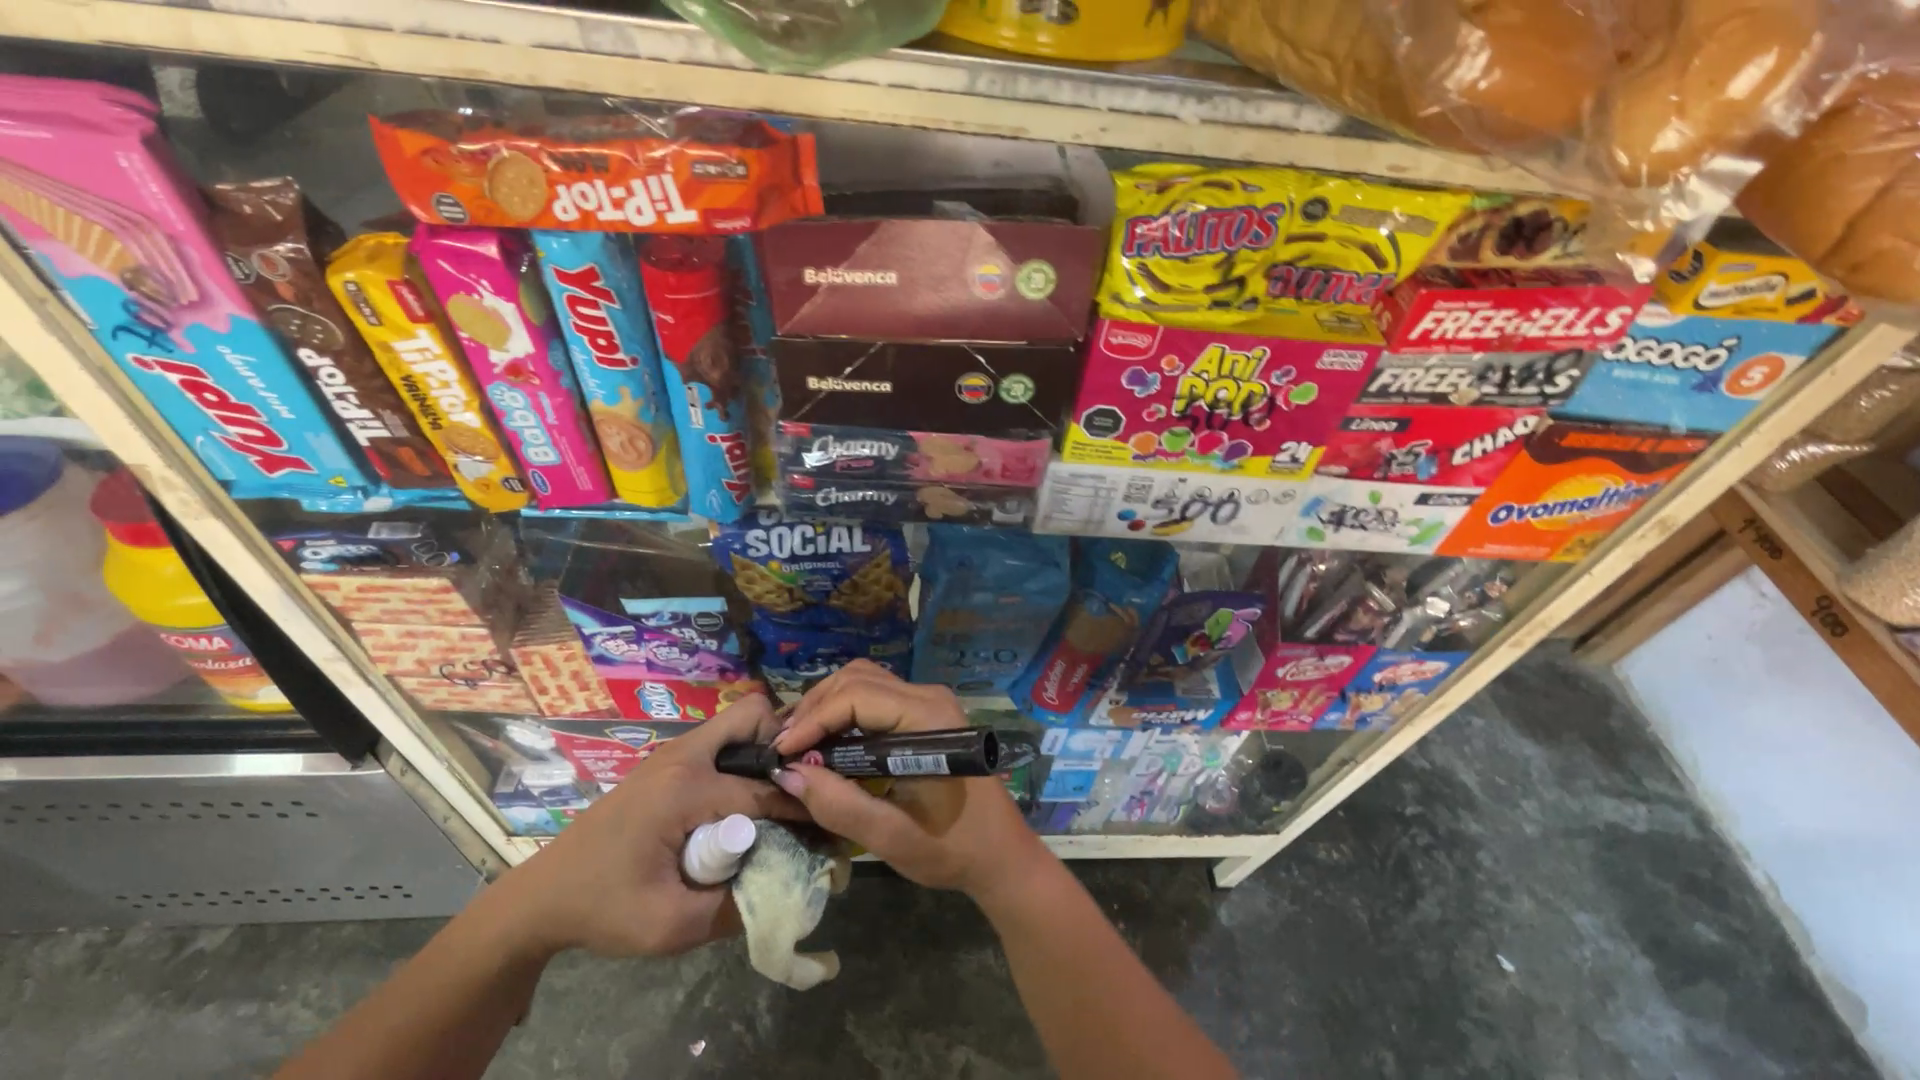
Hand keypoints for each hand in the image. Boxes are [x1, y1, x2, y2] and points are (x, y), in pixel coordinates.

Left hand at [481, 693, 803, 959]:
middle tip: (799, 794)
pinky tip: (744, 806)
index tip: (831, 828)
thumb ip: (737, 906)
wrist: (540, 899)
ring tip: (778, 800)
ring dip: (763, 753)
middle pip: (752, 715)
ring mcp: (671, 756)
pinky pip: (719, 744)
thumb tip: (791, 885)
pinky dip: (742, 761)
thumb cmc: (604, 910)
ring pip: (736, 724)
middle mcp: (681, 757)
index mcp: (684, 788)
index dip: (803, 810)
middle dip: (784, 748)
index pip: (764, 789)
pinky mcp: (665, 766)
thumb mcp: (673, 926)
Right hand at [771, 661, 1048, 900]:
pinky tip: (824, 741)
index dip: (813, 720)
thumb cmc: (953, 849)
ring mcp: (930, 703)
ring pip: (864, 682)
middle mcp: (930, 699)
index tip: (780, 752)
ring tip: (797, 744)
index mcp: (929, 721)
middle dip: (814, 709)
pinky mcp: (926, 714)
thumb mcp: (892, 838)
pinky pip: (876, 696)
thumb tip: (790, 772)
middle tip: (783, 748)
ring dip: (826, 707)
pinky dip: (844, 712)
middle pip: (857, 679)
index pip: (857, 697)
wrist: (1002, 854)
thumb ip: (840, 805)